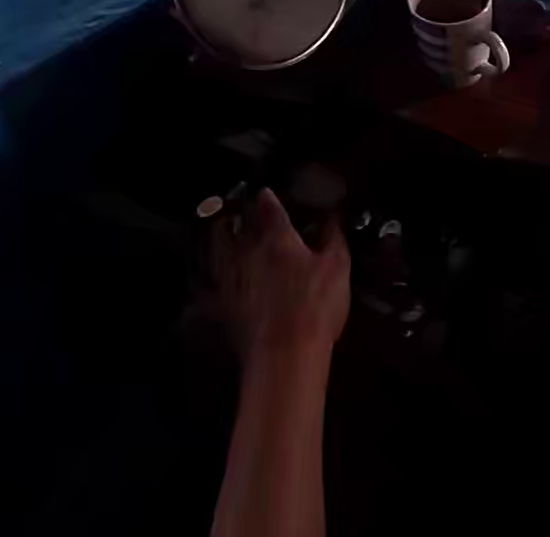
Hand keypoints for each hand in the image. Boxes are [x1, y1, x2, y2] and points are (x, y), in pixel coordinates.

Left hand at [214, 188, 349, 364]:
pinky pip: (212, 283)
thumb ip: (333, 238)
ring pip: (218, 250)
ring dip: (220, 237)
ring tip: (221, 231)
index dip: (268, 197)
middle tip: (240, 209)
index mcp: (277, 238)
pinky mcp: (223, 307)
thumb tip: (333, 217)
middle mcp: (248, 252)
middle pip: (236, 225)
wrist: (284, 356)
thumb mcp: (338, 266)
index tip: (266, 192)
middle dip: (238, 214)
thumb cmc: (315, 306)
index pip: (269, 208)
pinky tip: (214, 276)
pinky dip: (212, 274)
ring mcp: (232, 279)